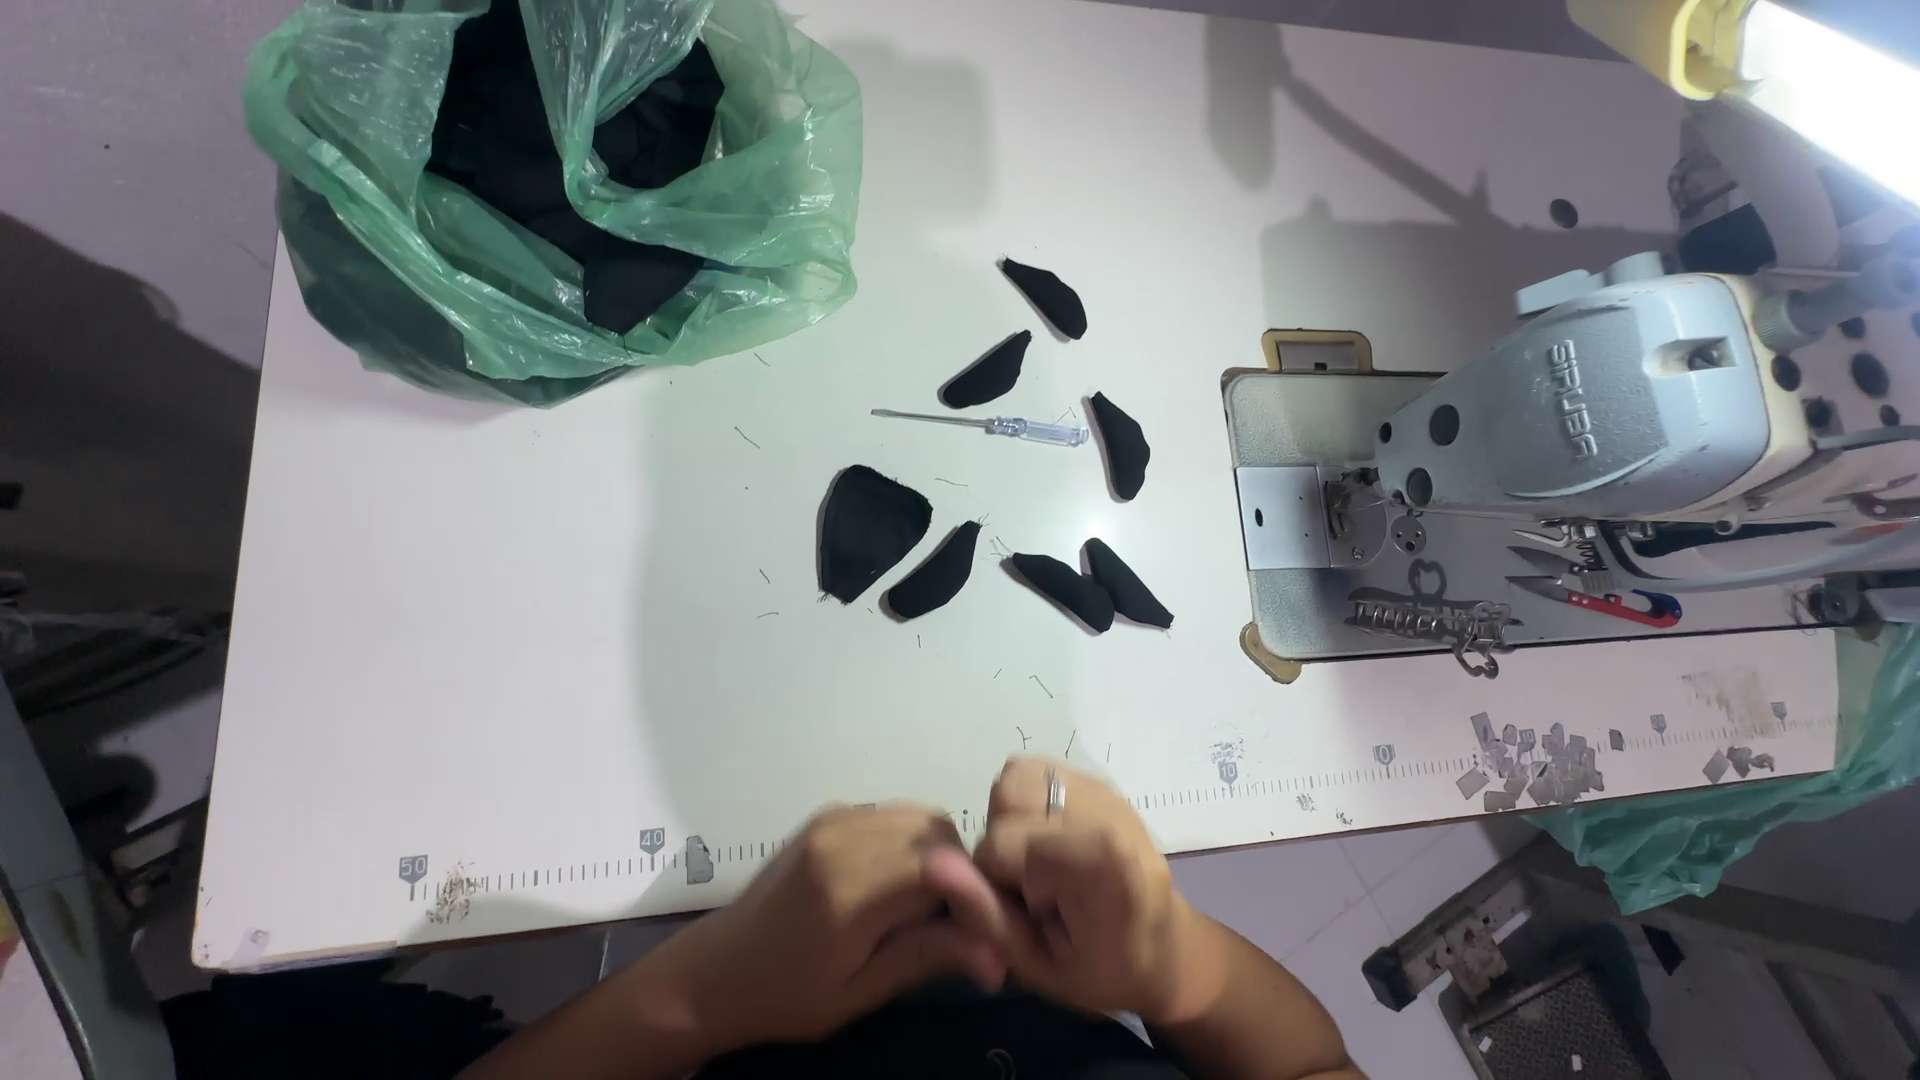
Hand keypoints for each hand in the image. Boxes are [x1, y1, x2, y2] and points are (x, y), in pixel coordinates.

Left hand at [645, 803, 1006, 1045]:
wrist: (718, 968)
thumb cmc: (788, 995)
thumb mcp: (859, 992)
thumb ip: (926, 958)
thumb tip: (999, 956)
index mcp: (849, 890)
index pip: (942, 865)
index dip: (971, 892)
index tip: (977, 929)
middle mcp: (843, 838)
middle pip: (936, 830)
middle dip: (957, 869)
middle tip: (947, 918)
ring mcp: (834, 818)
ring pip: (917, 815)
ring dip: (935, 852)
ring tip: (918, 902)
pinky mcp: (828, 812)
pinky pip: (890, 813)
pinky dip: (908, 840)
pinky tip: (891, 880)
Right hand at [931, 757, 1227, 1023]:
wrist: (1164, 945)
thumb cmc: (1103, 968)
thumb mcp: (1039, 966)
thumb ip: (985, 914)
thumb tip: (930, 863)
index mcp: (1102, 861)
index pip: (1001, 845)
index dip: (995, 885)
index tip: (1030, 915)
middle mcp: (1105, 809)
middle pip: (1006, 797)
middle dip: (1001, 845)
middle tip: (1034, 888)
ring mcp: (1102, 785)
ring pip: (1014, 776)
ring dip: (1010, 818)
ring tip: (1039, 860)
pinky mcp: (1095, 777)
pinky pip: (1031, 770)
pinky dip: (1024, 801)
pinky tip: (1047, 838)